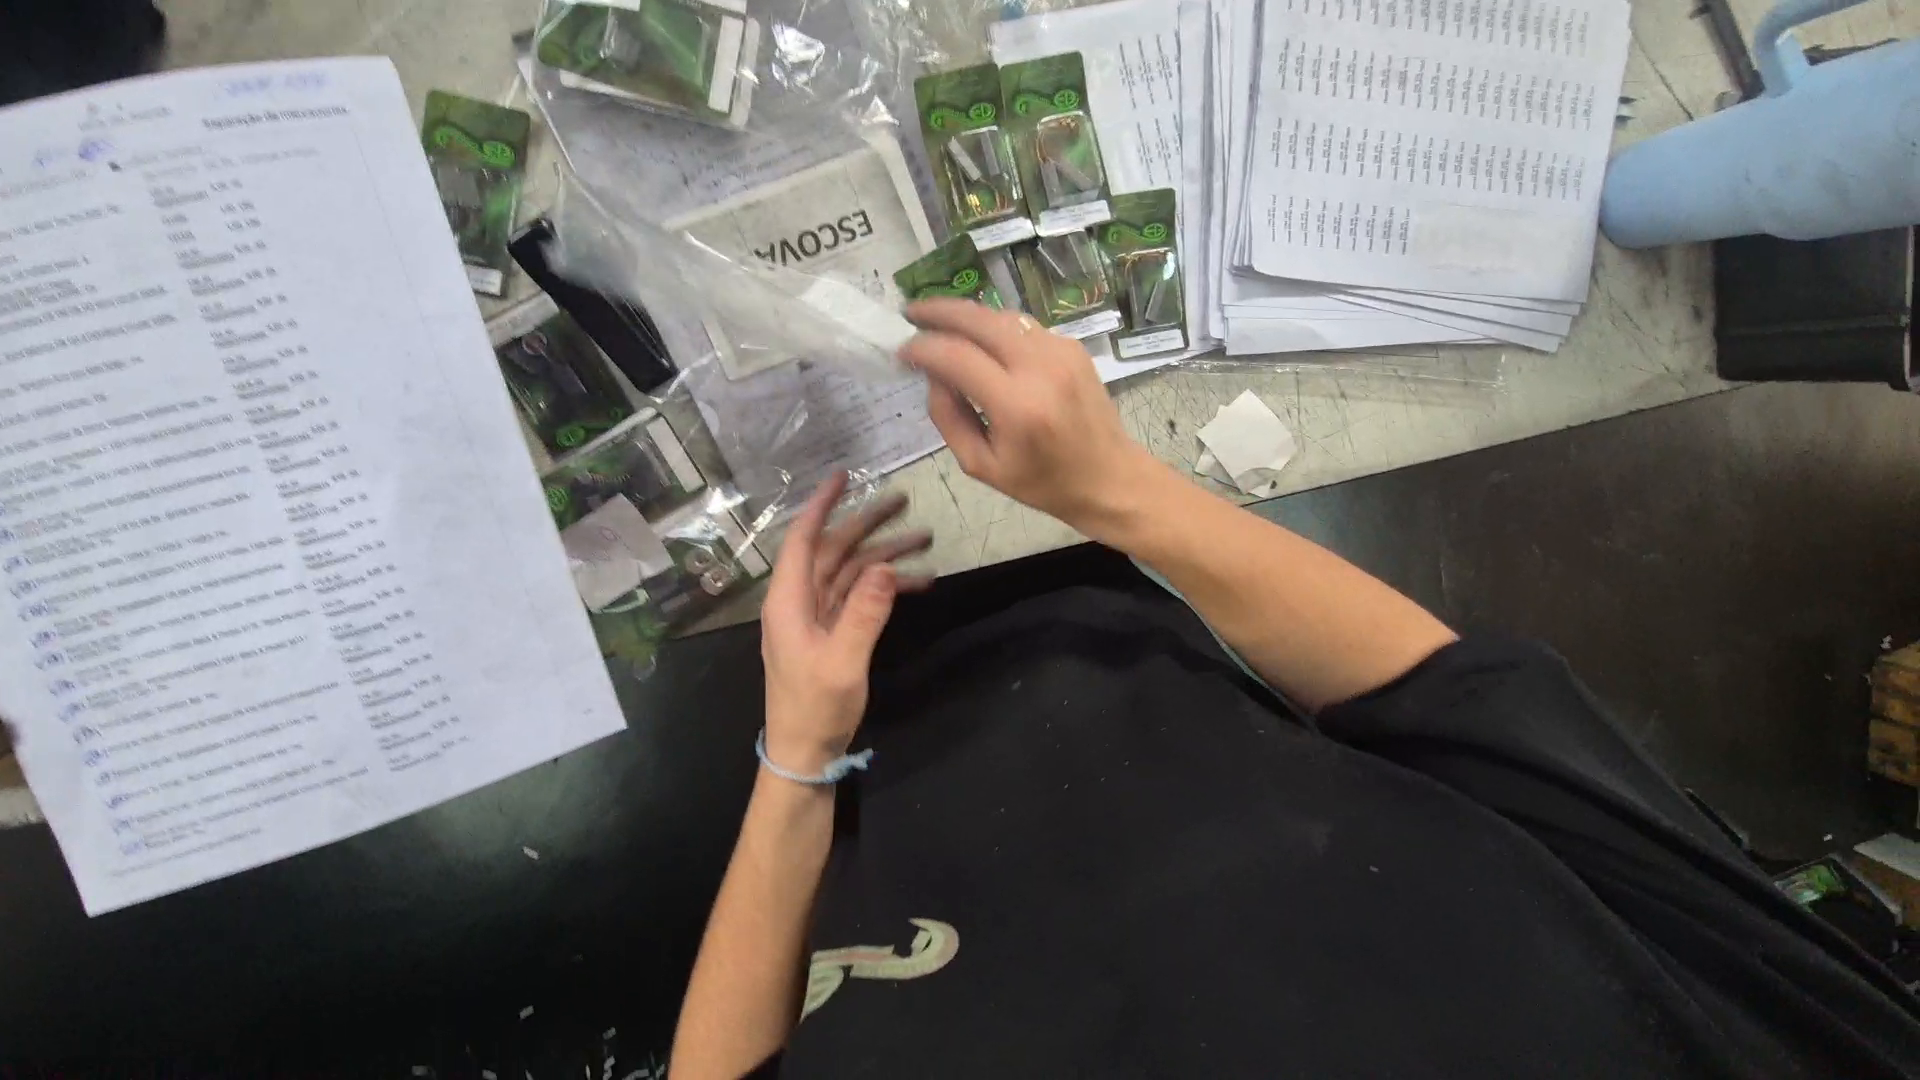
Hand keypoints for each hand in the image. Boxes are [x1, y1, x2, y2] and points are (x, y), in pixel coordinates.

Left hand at [760, 473, 930, 775]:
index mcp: (789, 601)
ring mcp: (816, 616)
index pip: (803, 539)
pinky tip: (918, 583)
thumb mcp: (842, 661)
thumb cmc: (815, 707)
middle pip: (834, 549)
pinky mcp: (831, 632)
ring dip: (884, 556)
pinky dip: (885, 587)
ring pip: (851, 571)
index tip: (843, 476)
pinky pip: (859, 597)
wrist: (805, 752)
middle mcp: (800, 600)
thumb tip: (886, 569)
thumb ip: (864, 613)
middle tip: (906, 502)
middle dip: (868, 524)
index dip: (821, 505)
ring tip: (925, 539)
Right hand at [899, 298, 1158, 534]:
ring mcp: (1061, 351)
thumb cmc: (1041, 482)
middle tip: (911, 312)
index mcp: (1016, 406)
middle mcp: (1040, 368)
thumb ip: (949, 417)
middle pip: (979, 320)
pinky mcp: (1072, 347)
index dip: (922, 347)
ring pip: (1002, 317)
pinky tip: (980, 340)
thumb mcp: (981, 465)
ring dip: (967, 315)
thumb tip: (933, 374)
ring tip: (939, 321)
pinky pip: (1023, 327)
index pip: (956, 357)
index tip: (902, 350)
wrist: (1108, 478)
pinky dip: (996, 328)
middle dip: (939, 311)